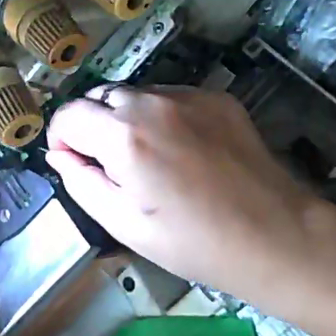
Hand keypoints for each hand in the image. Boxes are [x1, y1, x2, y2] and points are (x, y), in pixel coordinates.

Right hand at [44, 86, 322, 296]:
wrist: (275, 235)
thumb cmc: (193, 241)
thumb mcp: (123, 224)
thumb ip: (81, 182)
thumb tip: (60, 154)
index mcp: (124, 135)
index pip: (69, 114)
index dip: (61, 138)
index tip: (73, 162)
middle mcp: (153, 102)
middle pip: (100, 97)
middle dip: (93, 125)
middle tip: (112, 166)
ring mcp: (189, 96)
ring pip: (136, 94)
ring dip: (127, 118)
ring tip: (150, 159)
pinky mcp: (217, 98)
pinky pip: (171, 97)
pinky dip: (162, 116)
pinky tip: (181, 150)